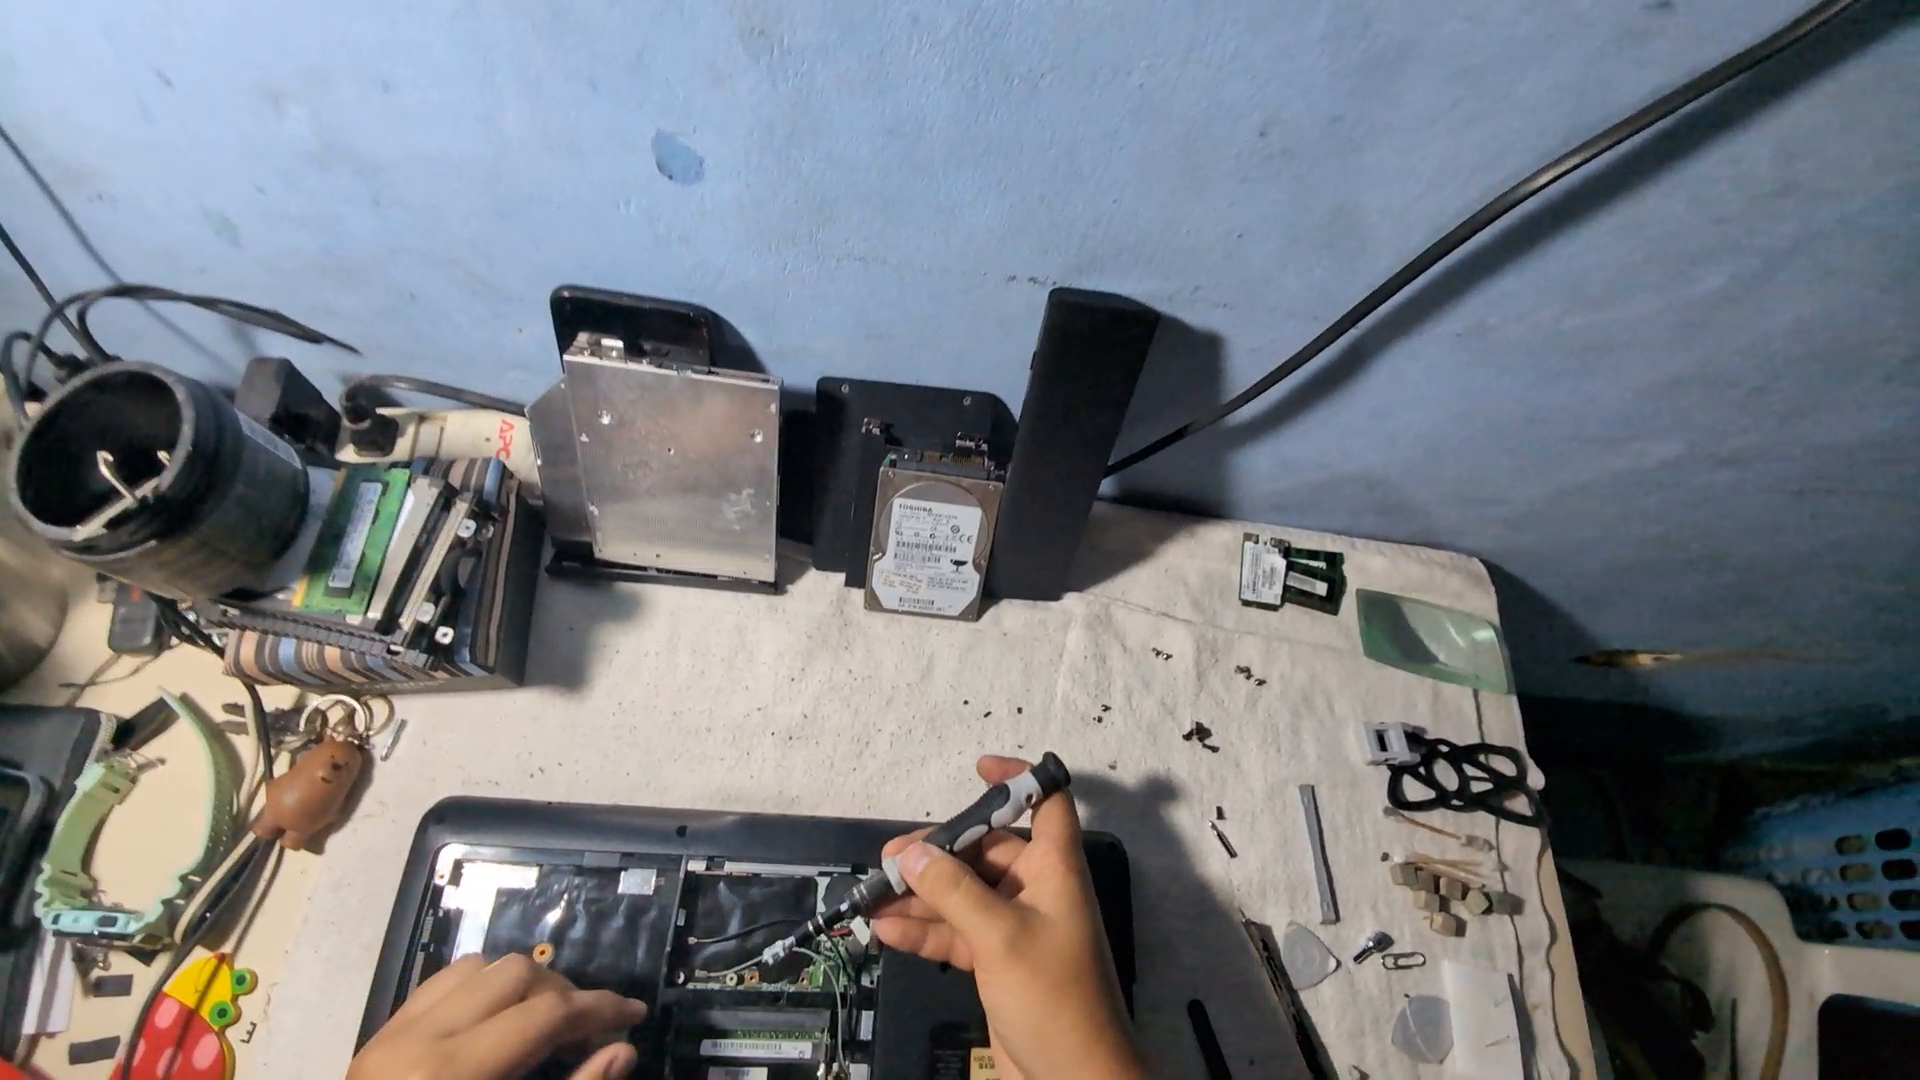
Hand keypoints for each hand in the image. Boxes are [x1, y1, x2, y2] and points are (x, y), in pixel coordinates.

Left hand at [348, 953, 646, 1079]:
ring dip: (522, 984)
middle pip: (517, 974)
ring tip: (542, 1021)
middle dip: (563, 994)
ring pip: (480, 966)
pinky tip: (496, 1017)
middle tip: (585, 1029)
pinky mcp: (376, 1038)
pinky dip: (481, 986)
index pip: (545, 1014)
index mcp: (450, 1075)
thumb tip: (624, 1049)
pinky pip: (442, 982)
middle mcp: (418, 1040)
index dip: (599, 1009)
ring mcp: (390, 1035)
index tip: (634, 1015)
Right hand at [873, 755, 1147, 1079]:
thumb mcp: (1000, 936)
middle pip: (985, 851)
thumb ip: (952, 890)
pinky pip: (955, 932)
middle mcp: (1034, 888)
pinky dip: (924, 929)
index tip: (978, 768)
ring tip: (875, 893)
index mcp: (1054, 868)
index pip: (1048, 803)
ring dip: (921, 893)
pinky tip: (885, 929)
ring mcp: (1013, 926)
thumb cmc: (1052, 994)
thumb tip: (909, 852)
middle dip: (939, 852)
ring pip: (962, 893)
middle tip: (890, 858)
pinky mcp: (996, 960)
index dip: (1020, 777)